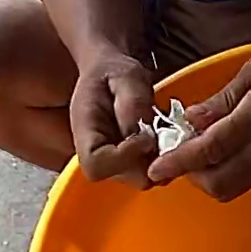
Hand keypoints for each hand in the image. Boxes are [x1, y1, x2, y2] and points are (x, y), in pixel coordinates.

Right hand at [70, 51, 158, 187]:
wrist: (112, 74)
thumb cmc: (115, 72)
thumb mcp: (126, 76)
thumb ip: (133, 103)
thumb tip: (142, 135)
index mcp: (85, 130)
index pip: (96, 164)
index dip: (124, 158)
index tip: (146, 137)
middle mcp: (97, 152)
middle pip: (125, 177)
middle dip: (149, 160)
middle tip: (163, 135)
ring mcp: (115, 163)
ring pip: (142, 179)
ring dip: (159, 161)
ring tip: (163, 133)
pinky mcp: (132, 165)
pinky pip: (153, 173)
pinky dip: (165, 160)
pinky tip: (165, 139)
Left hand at [145, 45, 250, 200]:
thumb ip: (220, 102)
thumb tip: (190, 122)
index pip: (209, 151)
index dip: (179, 163)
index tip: (156, 169)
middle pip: (218, 184)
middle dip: (192, 176)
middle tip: (181, 153)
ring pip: (231, 189)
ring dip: (208, 178)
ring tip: (199, 153)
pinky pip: (245, 182)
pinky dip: (225, 174)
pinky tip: (220, 154)